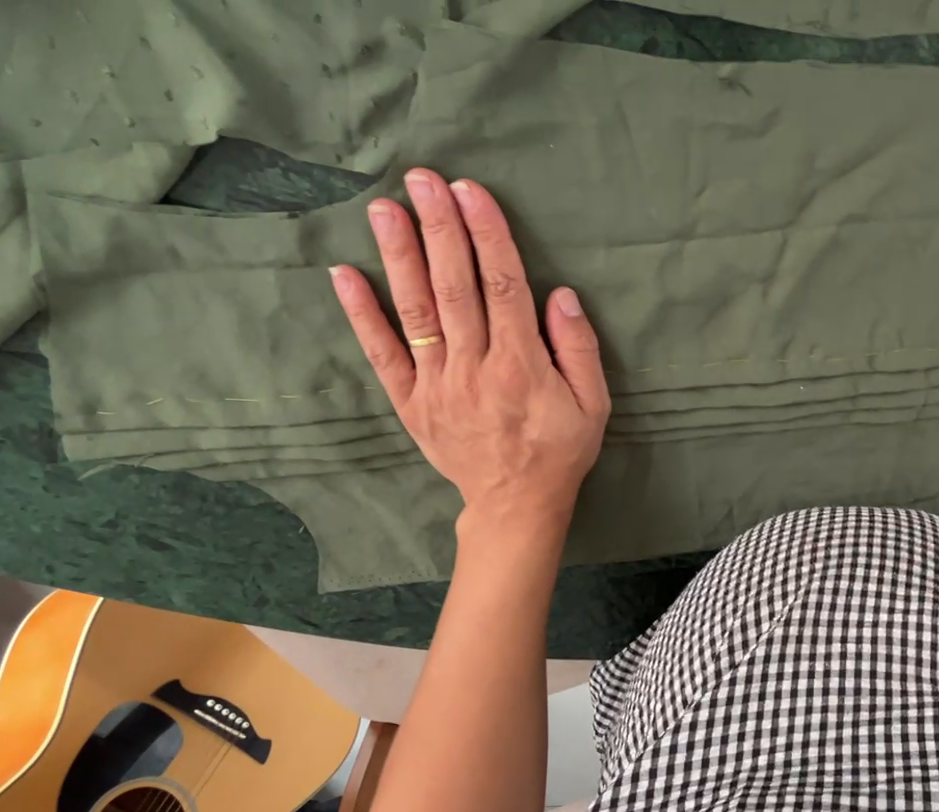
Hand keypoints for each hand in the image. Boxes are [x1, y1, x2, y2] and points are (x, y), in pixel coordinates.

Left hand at [329, 168, 610, 540]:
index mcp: (523, 365)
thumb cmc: (561, 452)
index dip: (487, 235)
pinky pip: (382, 353)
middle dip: (440, 228)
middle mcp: (475, 366)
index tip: (471, 193)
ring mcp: (437, 383)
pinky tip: (344, 274)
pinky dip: (361, 314)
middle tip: (423, 179)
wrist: (517, 505)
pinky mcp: (410, 401)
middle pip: (455, 286)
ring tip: (385, 208)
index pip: (503, 286)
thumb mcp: (595, 406)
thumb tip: (560, 295)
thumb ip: (580, 350)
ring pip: (416, 310)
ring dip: (400, 256)